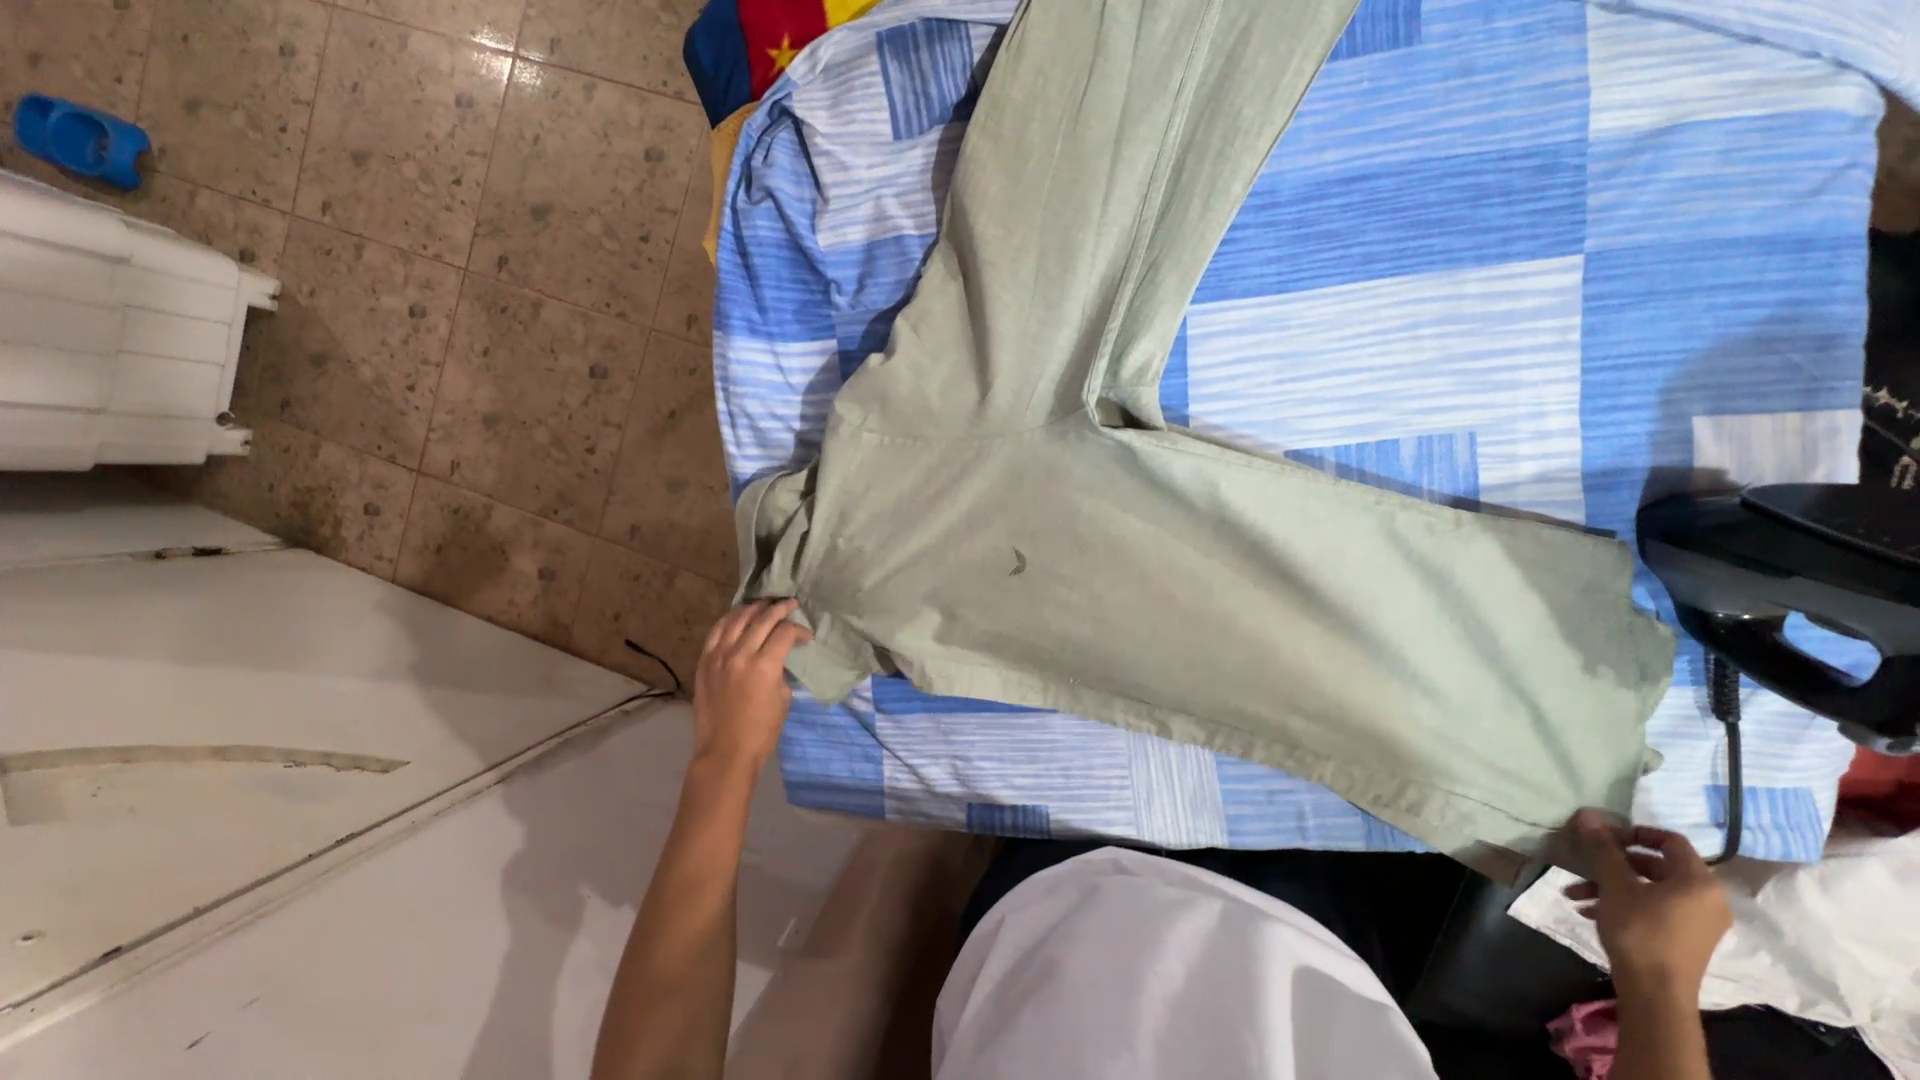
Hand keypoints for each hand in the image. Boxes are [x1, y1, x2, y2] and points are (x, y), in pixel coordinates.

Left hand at [692, 599, 811, 767]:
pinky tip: (738, 616)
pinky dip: (730, 619)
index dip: (799, 630)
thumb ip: (780, 671)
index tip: (806, 637)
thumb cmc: (762, 730)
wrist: (725, 750)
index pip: (785, 633)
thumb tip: (777, 658)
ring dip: (755, 608)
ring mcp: (719, 656)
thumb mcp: (783, 699)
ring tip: (765, 605)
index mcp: (765, 665)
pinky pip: (717, 631)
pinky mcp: (705, 661)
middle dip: (781, 609)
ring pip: (738, 619)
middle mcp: (741, 654)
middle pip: (763, 619)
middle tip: (791, 604)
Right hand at [1564, 809, 1732, 999]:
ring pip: (1650, 889)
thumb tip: (1589, 814)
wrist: (1655, 992)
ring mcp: (1698, 921)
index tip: (1606, 837)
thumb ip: (1604, 849)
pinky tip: (1587, 910)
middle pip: (1657, 865)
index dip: (1636, 833)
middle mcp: (1707, 898)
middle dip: (1615, 863)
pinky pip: (1654, 908)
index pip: (1672, 841)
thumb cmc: (1640, 930)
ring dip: (1611, 885)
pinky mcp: (1685, 937)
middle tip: (1586, 863)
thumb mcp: (1615, 885)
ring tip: (1575, 892)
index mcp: (1699, 882)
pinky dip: (1623, 904)